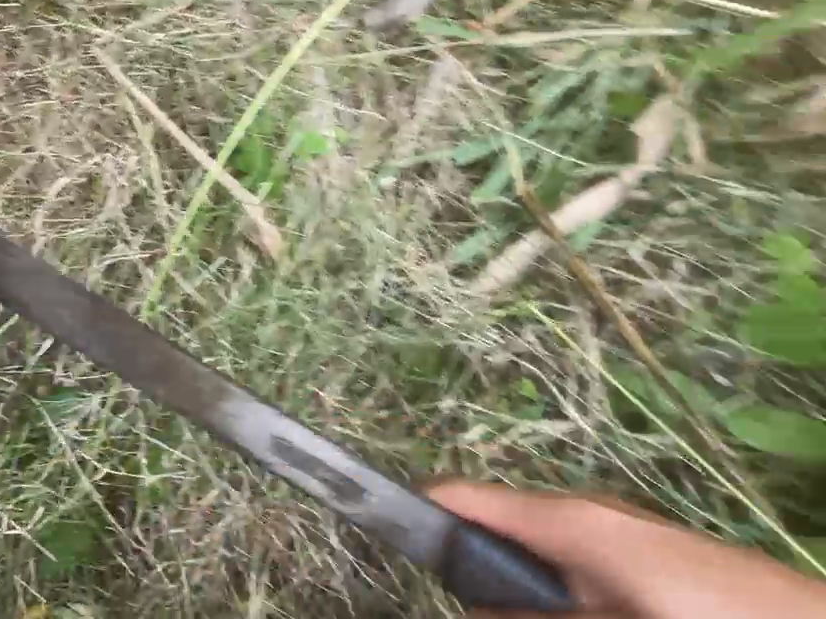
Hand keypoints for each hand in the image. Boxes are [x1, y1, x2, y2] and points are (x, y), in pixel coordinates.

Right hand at [430, 482, 825, 617]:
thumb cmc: (704, 617)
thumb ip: (533, 617)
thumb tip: (471, 612)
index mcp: (562, 518)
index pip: (457, 495)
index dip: (418, 513)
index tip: (397, 546)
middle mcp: (582, 509)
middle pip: (497, 525)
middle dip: (480, 566)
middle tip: (486, 609)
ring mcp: (620, 527)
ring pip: (540, 547)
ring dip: (526, 580)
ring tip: (531, 611)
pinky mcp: (651, 549)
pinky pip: (579, 558)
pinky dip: (566, 585)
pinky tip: (589, 613)